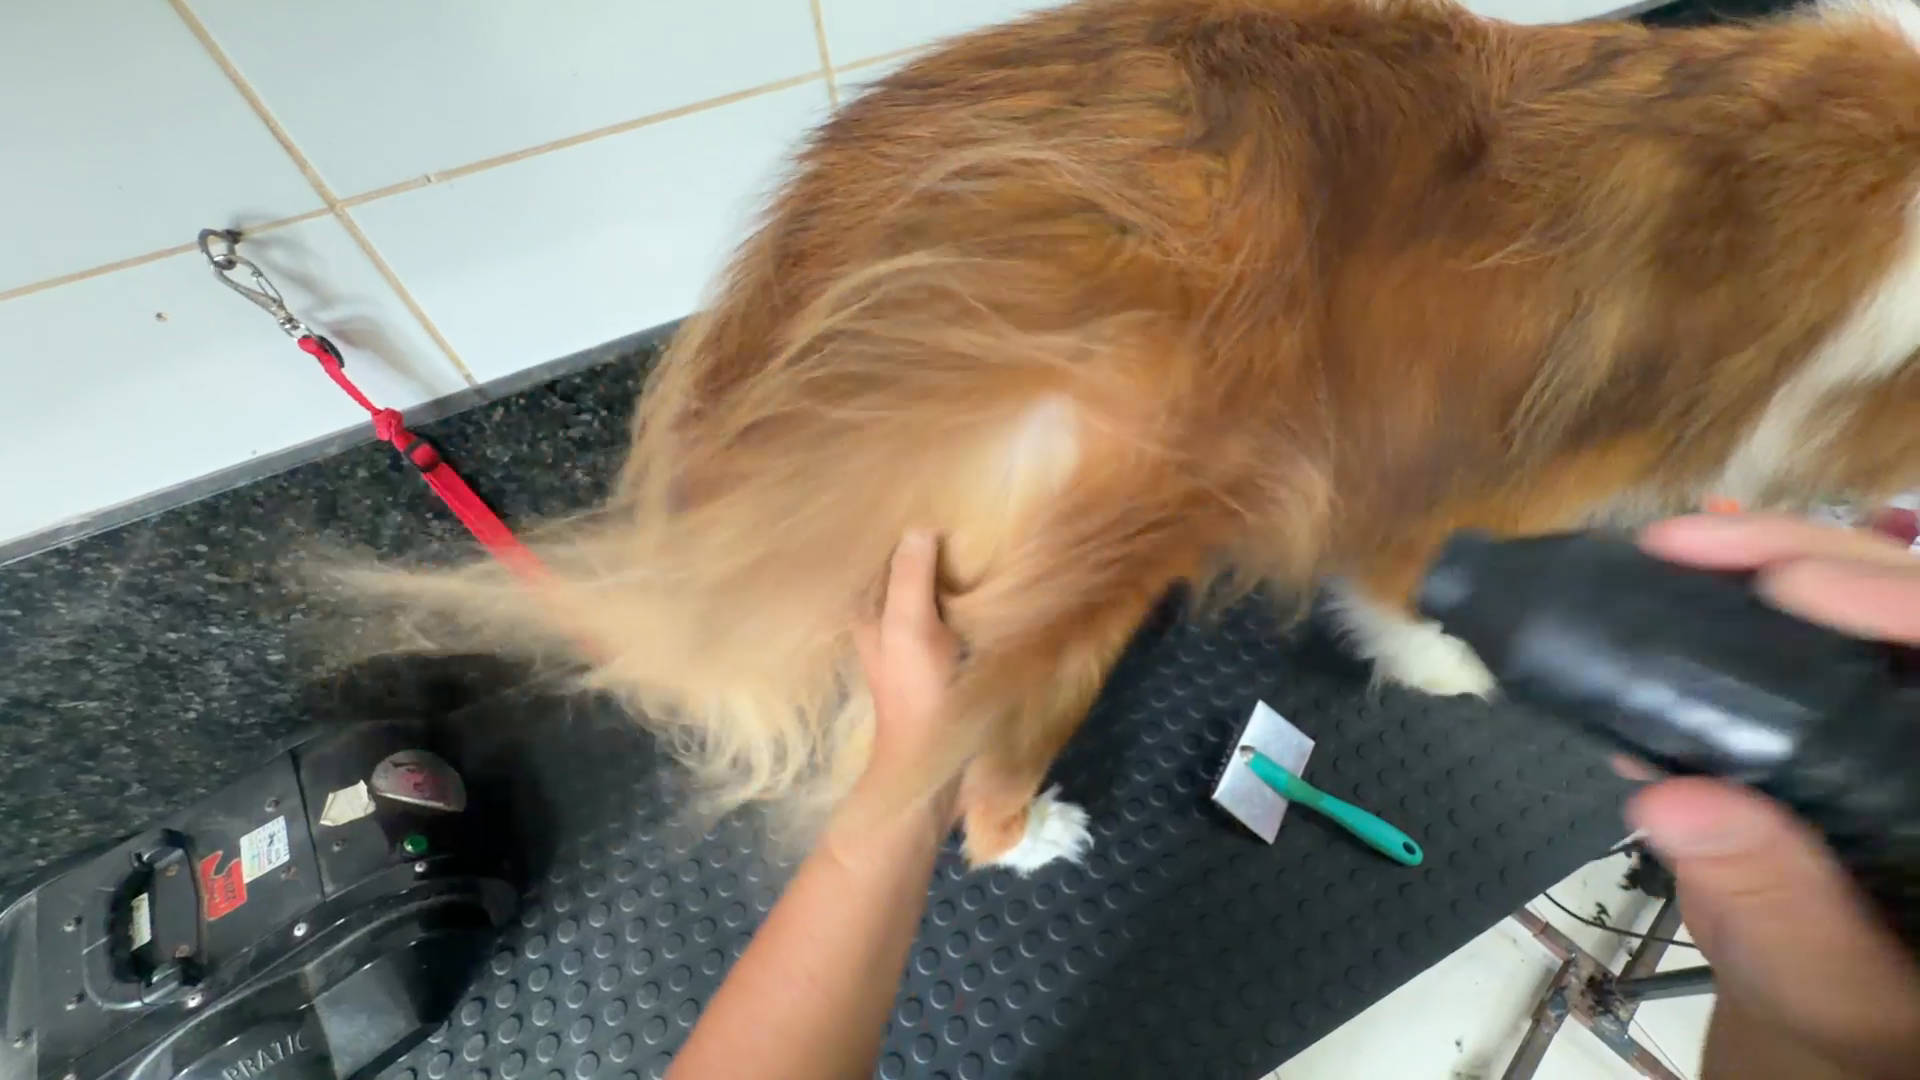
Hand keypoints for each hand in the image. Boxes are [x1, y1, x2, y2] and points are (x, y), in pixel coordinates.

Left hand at [850, 531, 964, 823]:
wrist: (934, 760)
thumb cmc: (918, 693)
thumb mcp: (910, 629)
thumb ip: (911, 579)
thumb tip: (920, 526)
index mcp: (868, 608)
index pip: (879, 551)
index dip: (900, 525)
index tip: (930, 495)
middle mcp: (884, 616)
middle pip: (904, 565)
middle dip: (925, 540)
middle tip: (960, 505)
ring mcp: (912, 633)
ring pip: (927, 583)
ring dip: (946, 563)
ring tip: (973, 527)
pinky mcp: (937, 649)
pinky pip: (946, 605)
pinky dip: (959, 588)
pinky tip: (981, 573)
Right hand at [1636, 513, 1919, 1077]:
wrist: (1852, 1025)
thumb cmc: (1868, 1029)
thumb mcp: (1835, 996)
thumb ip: (1780, 910)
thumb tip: (1669, 798)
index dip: (1904, 608)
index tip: (1789, 584)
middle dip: (1829, 560)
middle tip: (1694, 543)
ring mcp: (1904, 725)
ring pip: (1884, 611)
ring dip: (1787, 556)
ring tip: (1681, 541)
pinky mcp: (1856, 718)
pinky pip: (1817, 636)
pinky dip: (1755, 586)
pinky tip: (1695, 562)